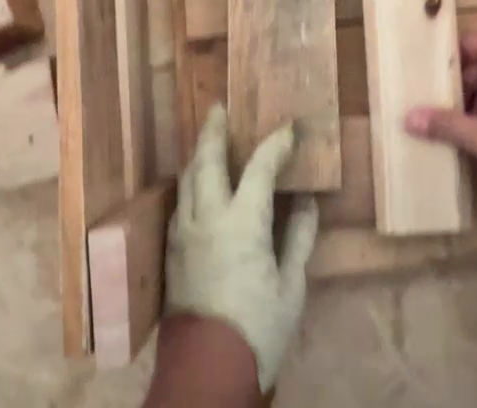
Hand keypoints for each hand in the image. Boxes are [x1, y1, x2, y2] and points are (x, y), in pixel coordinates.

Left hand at [165, 104, 319, 392]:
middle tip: (219, 107)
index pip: (258, 167)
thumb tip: (305, 202)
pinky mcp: (171, 251)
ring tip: (209, 142)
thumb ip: (297, 237)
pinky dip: (190, 183)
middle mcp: (206, 218)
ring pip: (186, 179)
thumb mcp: (290, 285)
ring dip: (198, 155)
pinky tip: (197, 186)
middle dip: (213, 130)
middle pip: (206, 160)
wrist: (207, 369)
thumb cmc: (258, 327)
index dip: (275, 143)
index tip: (289, 127)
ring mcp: (183, 233)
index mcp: (241, 222)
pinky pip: (179, 203)